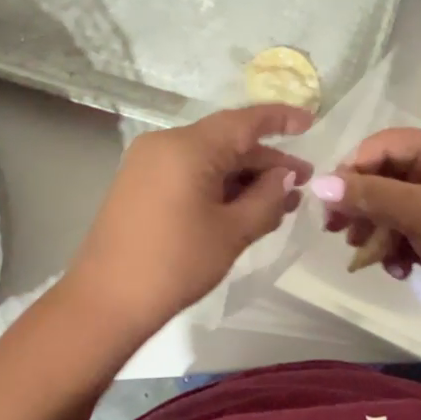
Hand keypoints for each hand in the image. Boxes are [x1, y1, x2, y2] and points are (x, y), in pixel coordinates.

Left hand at [68, 105, 313, 331]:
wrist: (108, 299)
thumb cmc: (176, 264)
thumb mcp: (232, 233)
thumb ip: (266, 200)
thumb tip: (284, 178)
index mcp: (188, 147)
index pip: (245, 121)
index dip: (281, 120)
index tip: (311, 124)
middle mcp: (165, 144)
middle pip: (226, 142)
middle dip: (266, 163)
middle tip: (302, 185)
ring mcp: (148, 165)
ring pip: (208, 161)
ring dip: (244, 179)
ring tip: (280, 204)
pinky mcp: (140, 187)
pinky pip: (189, 176)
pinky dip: (219, 188)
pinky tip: (243, 210)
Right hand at [309, 129, 420, 322]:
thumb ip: (370, 196)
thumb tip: (319, 185)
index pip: (385, 146)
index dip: (355, 167)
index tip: (331, 196)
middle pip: (382, 179)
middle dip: (359, 205)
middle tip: (334, 229)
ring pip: (387, 212)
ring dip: (372, 233)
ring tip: (363, 254)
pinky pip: (399, 238)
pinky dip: (391, 253)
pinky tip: (396, 271)